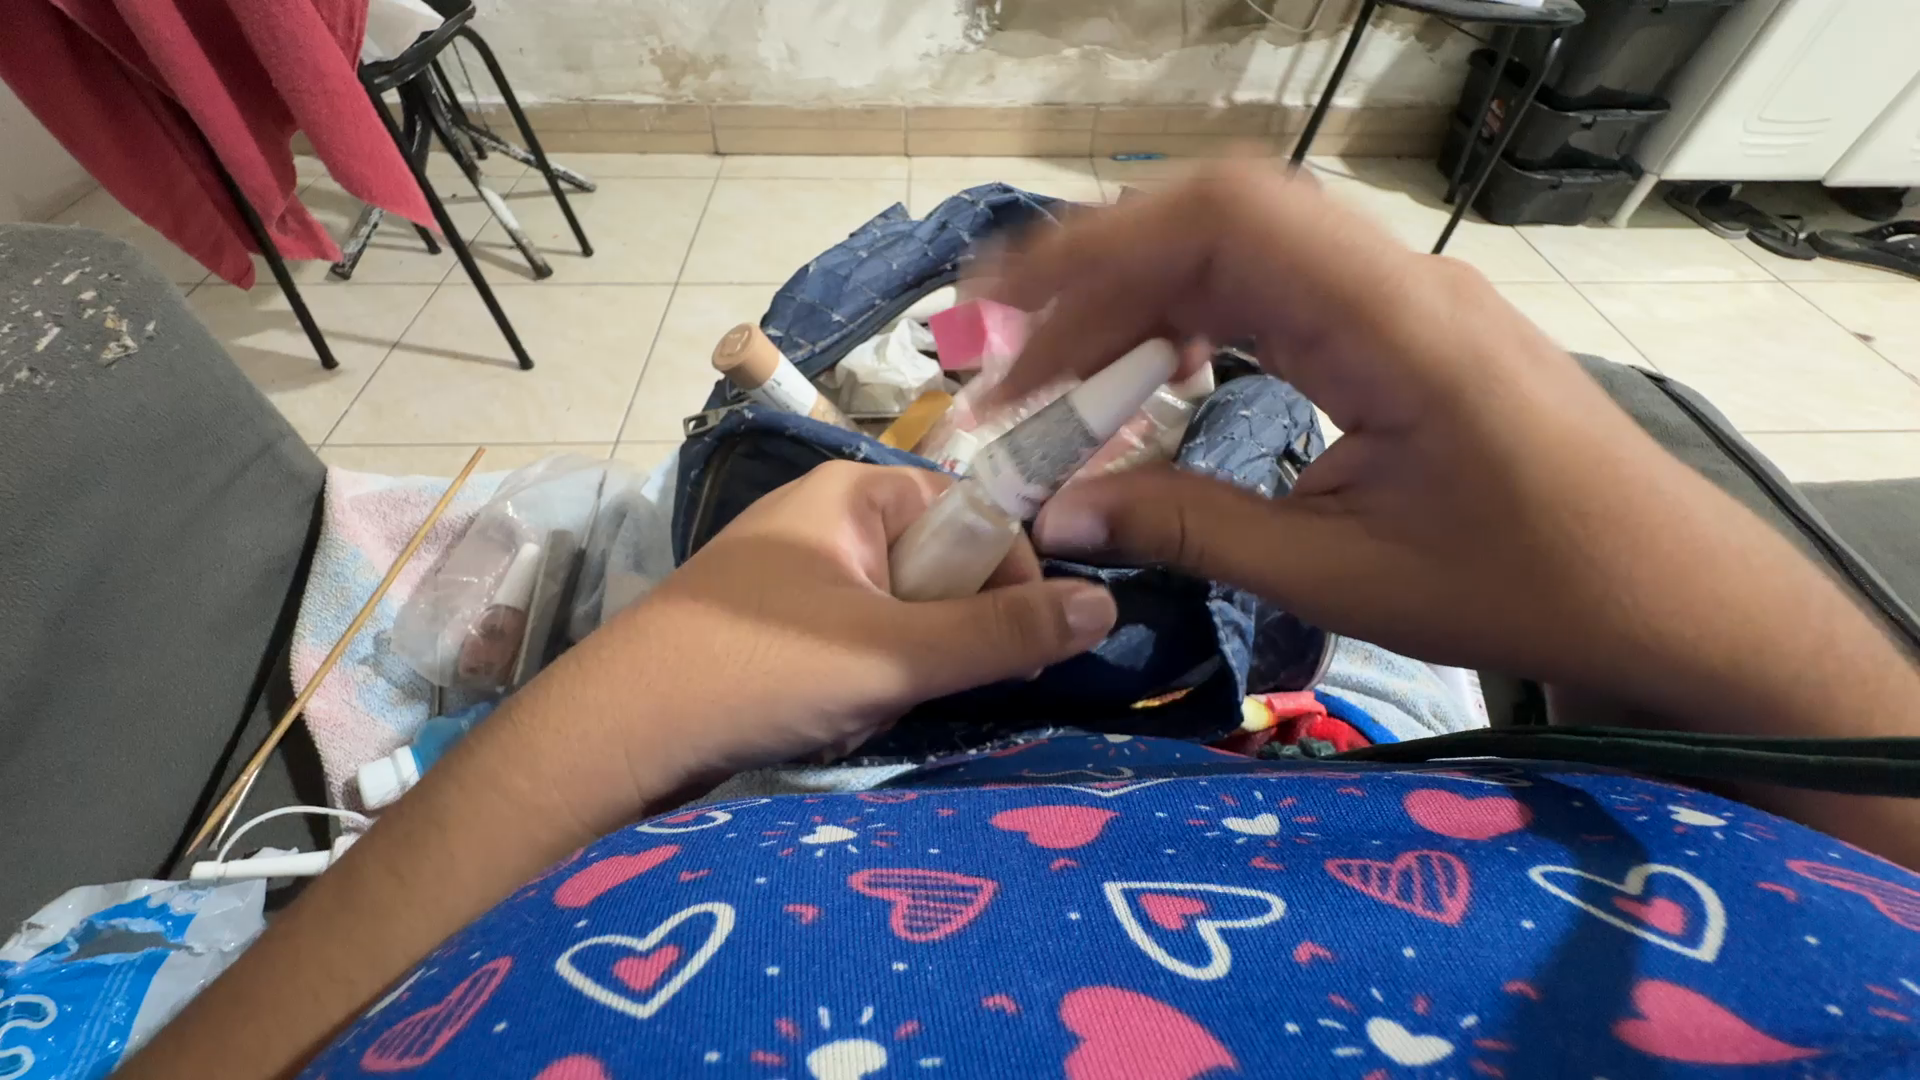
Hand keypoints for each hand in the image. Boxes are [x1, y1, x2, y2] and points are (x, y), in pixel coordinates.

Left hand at [528, 461, 1117, 826]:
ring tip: (866, 702)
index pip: (973, 513)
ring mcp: (801, 574)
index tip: (1025, 644)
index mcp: (855, 493)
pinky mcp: (780, 623)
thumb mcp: (894, 654)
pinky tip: (833, 712)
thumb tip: (1105, 605)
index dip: (1010, 575)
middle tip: (923, 681)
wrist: (612, 739)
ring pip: (902, 612)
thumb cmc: (758, 670)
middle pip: (939, 565)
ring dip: (905, 664)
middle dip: (944, 632)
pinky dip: (866, 678)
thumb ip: (1002, 632)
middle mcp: (829, 520)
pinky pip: (860, 639)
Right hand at [991, 161, 1918, 755]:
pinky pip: (1256, 294)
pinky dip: (1176, 324)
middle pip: (1210, 225)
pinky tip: (1139, 375)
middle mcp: (1386, 281)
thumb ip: (1188, 529)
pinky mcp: (1378, 328)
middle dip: (1089, 283)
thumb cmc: (1522, 589)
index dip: (1096, 251)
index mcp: (1393, 323)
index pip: (1225, 223)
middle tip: (1005, 359)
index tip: (1002, 312)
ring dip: (1126, 303)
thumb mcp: (1337, 574)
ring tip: (1050, 372)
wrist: (1665, 596)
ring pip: (1227, 253)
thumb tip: (1059, 514)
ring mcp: (1384, 297)